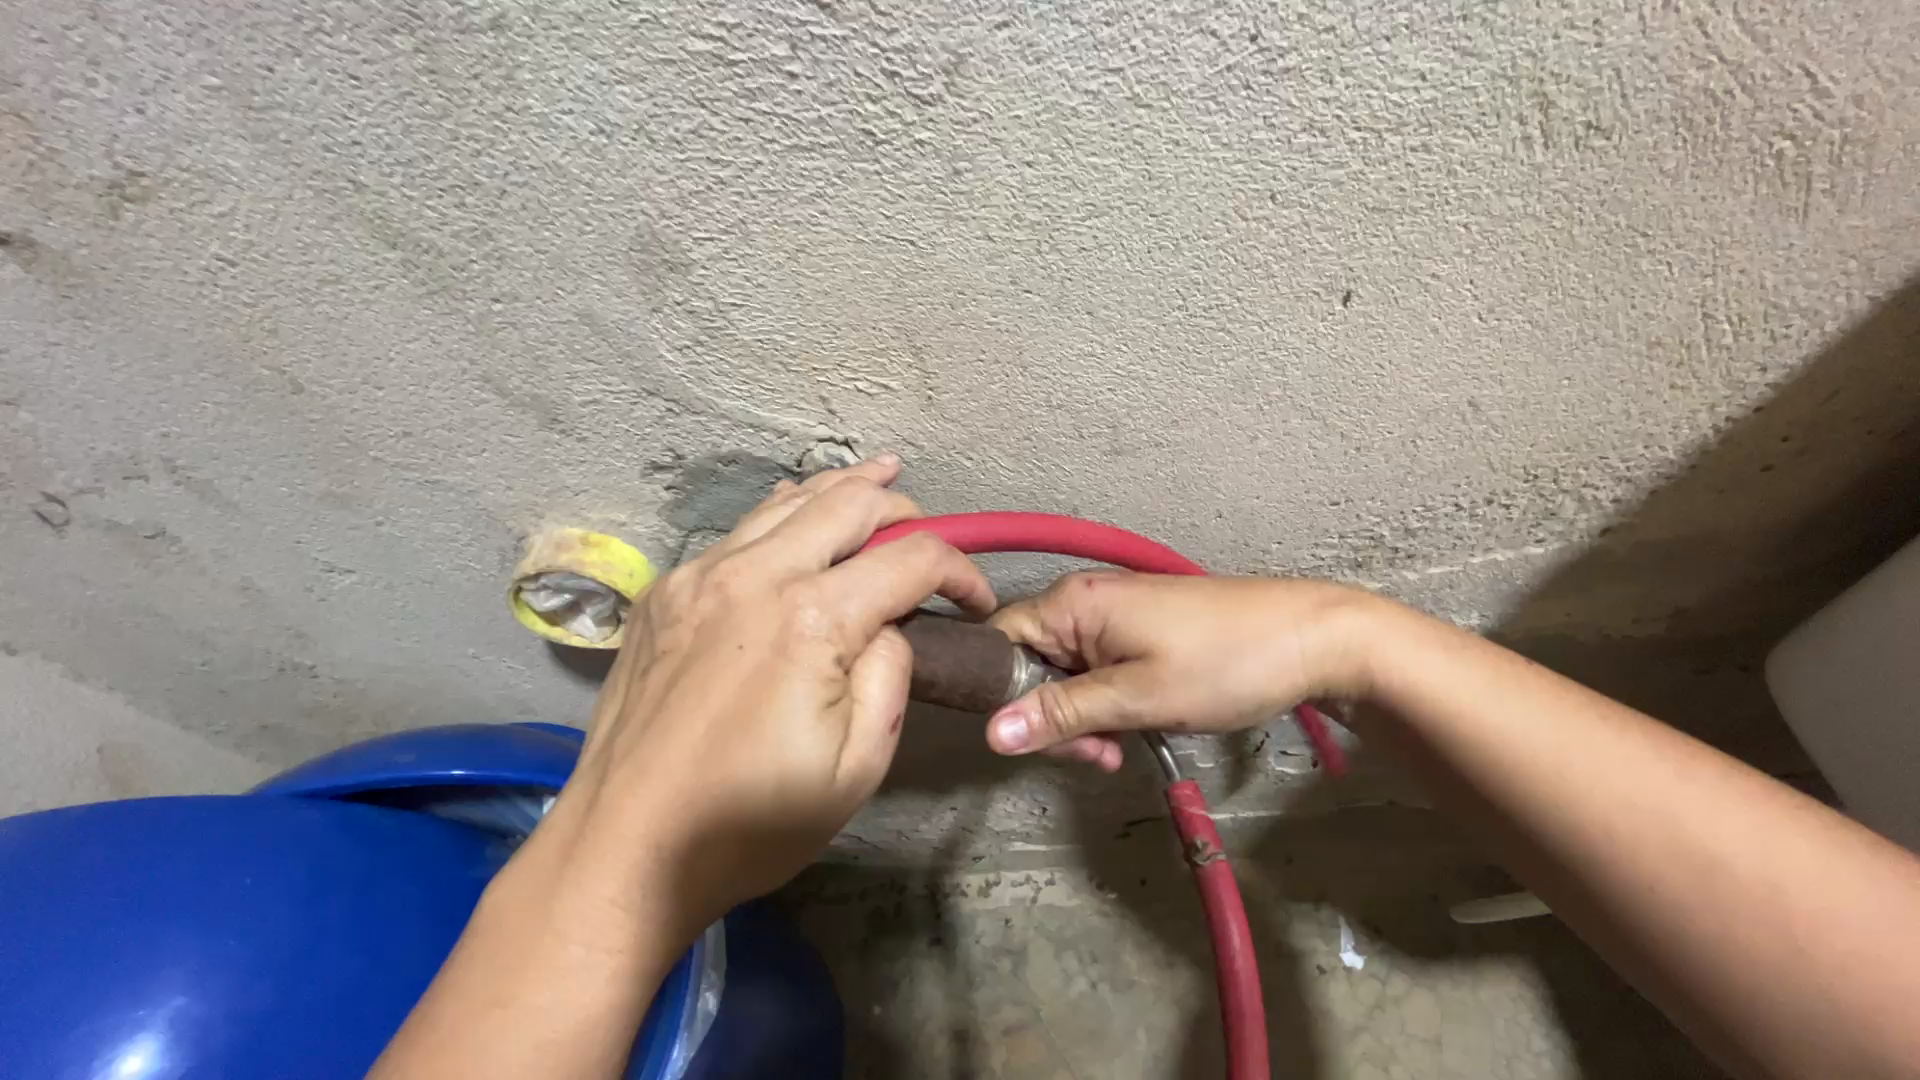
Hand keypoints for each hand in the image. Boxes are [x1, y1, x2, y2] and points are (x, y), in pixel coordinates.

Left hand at [556, 455, 994, 940]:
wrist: (624, 849)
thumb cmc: (751, 822)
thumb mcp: (857, 764)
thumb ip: (889, 673)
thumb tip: (886, 624)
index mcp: (810, 620)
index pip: (910, 559)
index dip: (959, 571)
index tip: (976, 601)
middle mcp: (754, 575)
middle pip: (850, 503)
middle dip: (905, 511)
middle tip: (929, 541)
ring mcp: (700, 574)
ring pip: (789, 500)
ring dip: (846, 489)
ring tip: (882, 475)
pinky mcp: (667, 591)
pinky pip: (741, 529)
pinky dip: (786, 514)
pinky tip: (800, 515)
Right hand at [984, 573, 1382, 771]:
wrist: (1311, 639)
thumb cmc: (1222, 664)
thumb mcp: (1137, 698)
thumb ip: (1061, 713)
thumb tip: (990, 734)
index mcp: (1072, 603)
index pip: (999, 641)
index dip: (1003, 693)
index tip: (1036, 738)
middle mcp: (1083, 600)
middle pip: (1030, 661)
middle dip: (1050, 714)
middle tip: (1094, 753)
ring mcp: (1112, 614)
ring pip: (1064, 671)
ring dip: (1080, 716)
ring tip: (1117, 749)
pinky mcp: (1137, 630)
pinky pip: (1096, 669)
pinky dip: (1105, 703)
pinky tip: (1131, 730)